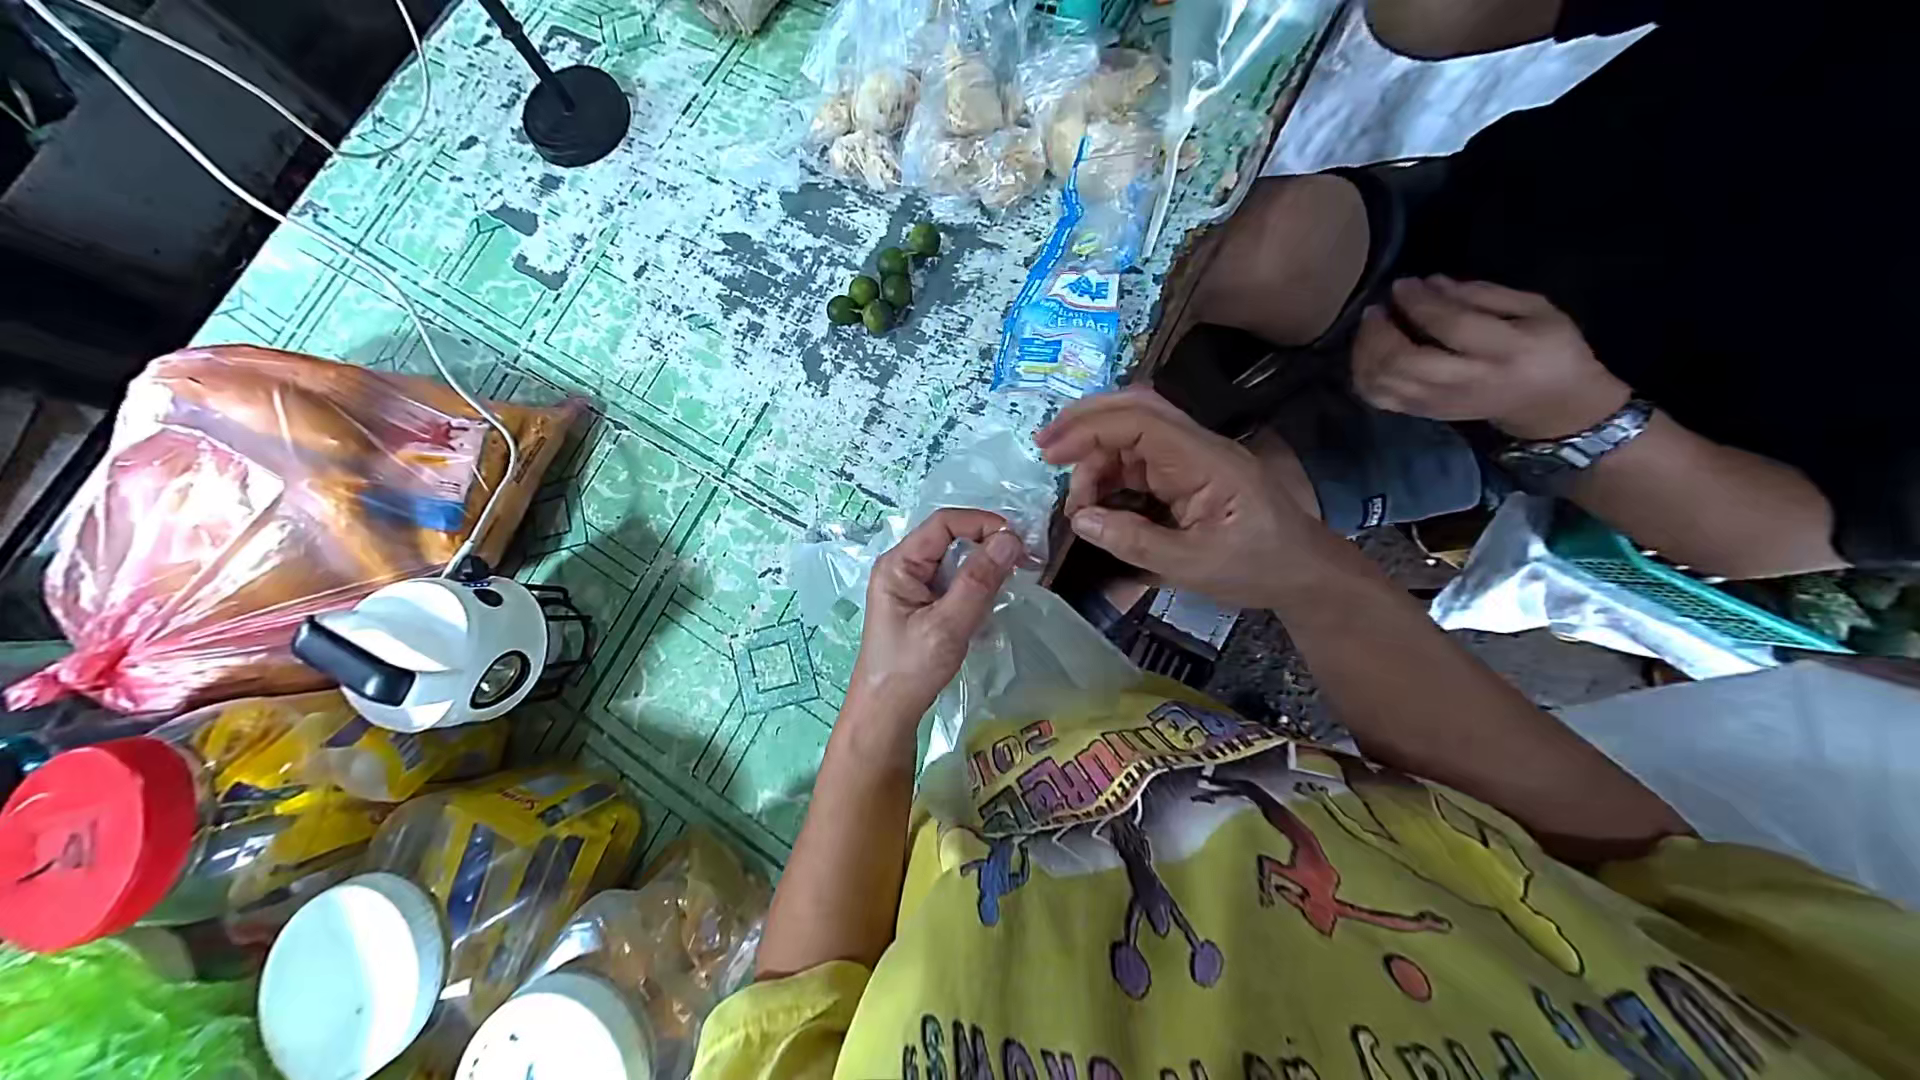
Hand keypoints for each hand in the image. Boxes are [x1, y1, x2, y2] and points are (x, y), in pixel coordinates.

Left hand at [847, 508, 1024, 720]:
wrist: (886, 712)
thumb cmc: (910, 669)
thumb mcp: (947, 625)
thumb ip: (978, 581)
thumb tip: (1010, 539)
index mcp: (898, 564)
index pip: (944, 523)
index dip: (982, 523)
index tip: (1018, 541)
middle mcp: (903, 566)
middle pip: (951, 537)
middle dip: (988, 543)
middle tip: (1024, 560)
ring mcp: (913, 585)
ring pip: (956, 560)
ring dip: (986, 565)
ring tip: (1015, 579)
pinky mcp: (923, 603)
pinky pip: (955, 581)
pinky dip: (977, 585)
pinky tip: (993, 600)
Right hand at [1034, 388, 1333, 608]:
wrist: (1303, 572)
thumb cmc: (1257, 568)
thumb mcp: (1194, 566)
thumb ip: (1134, 542)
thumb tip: (1079, 519)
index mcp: (1205, 461)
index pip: (1141, 422)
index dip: (1090, 430)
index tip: (1052, 455)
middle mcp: (1196, 447)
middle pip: (1135, 408)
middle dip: (1085, 421)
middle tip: (1045, 448)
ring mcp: (1191, 457)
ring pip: (1131, 433)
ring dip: (1095, 456)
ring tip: (1077, 502)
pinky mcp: (1185, 472)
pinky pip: (1138, 459)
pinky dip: (1108, 474)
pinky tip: (1095, 501)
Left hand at [1353, 276, 1630, 439]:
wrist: (1547, 403)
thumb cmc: (1546, 347)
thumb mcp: (1534, 310)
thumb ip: (1482, 295)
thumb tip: (1430, 283)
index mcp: (1505, 349)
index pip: (1449, 325)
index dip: (1418, 302)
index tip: (1400, 284)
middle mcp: (1465, 381)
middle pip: (1403, 361)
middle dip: (1379, 331)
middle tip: (1376, 309)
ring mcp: (1437, 402)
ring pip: (1382, 382)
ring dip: (1365, 352)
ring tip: (1370, 327)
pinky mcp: (1421, 413)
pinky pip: (1378, 398)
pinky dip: (1363, 375)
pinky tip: (1367, 354)